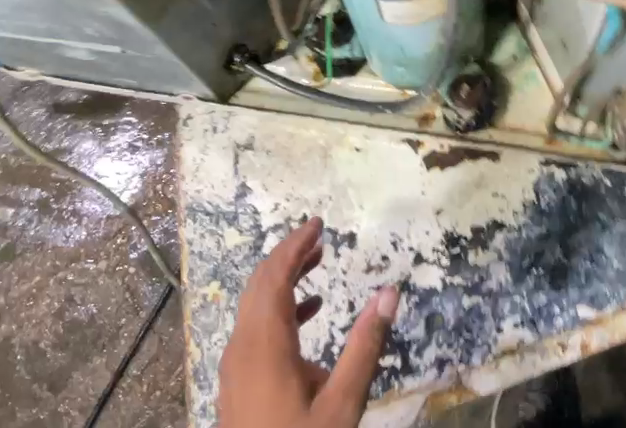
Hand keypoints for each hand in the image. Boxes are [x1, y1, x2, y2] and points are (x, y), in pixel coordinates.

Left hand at [218, 218, 400, 427]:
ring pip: (254, 308)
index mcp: (264, 345)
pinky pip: (254, 329)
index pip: (274, 278)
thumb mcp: (343, 403)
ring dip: (283, 281)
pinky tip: (309, 314)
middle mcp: (242, 349)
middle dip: (288, 256)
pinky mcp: (238, 386)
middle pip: (258, 286)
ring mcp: (235, 369)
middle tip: (320, 236)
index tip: (319, 223)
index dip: (295, 246)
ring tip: (318, 264)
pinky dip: (279, 309)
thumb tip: (390, 292)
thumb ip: (365, 344)